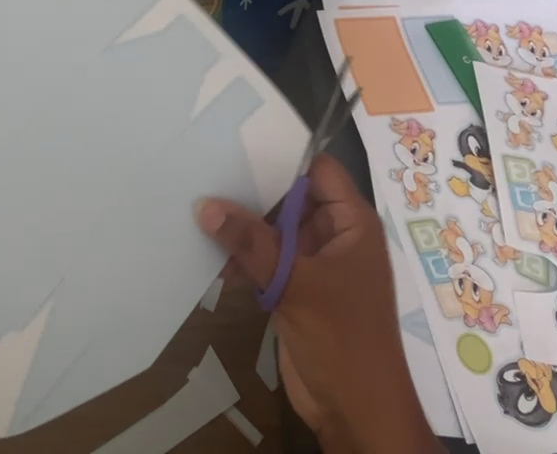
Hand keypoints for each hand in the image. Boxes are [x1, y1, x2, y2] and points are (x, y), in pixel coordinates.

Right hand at [197, 154, 438, 453]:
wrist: (357, 412)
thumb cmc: (341, 338)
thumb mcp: (294, 283)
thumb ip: (250, 242)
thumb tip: (205, 205)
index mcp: (351, 223)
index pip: (317, 170)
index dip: (282, 155)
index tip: (237, 144)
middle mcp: (335, 235)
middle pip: (291, 198)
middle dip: (253, 193)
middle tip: (206, 175)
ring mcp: (316, 264)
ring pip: (275, 231)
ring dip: (244, 230)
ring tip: (199, 216)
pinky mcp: (299, 290)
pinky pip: (269, 261)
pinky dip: (245, 260)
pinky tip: (212, 261)